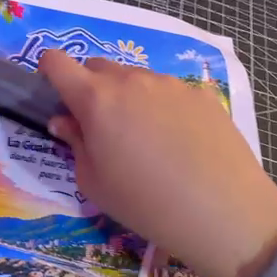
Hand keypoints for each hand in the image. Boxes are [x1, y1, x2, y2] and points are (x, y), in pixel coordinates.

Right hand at [41, 50, 276, 276]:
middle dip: (90, 90)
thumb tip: (66, 121)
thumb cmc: (147, 205)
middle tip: (103, 129)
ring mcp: (169, 83)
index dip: (49, 74)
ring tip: (148, 141)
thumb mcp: (94, 184)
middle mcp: (130, 80)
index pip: (56, 61)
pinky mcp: (201, 94)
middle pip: (96, 67)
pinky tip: (181, 145)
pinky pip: (169, 92)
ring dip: (128, 98)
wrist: (227, 215)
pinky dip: (163, 108)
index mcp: (95, 99)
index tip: (57, 99)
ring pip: (135, 79)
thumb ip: (74, 143)